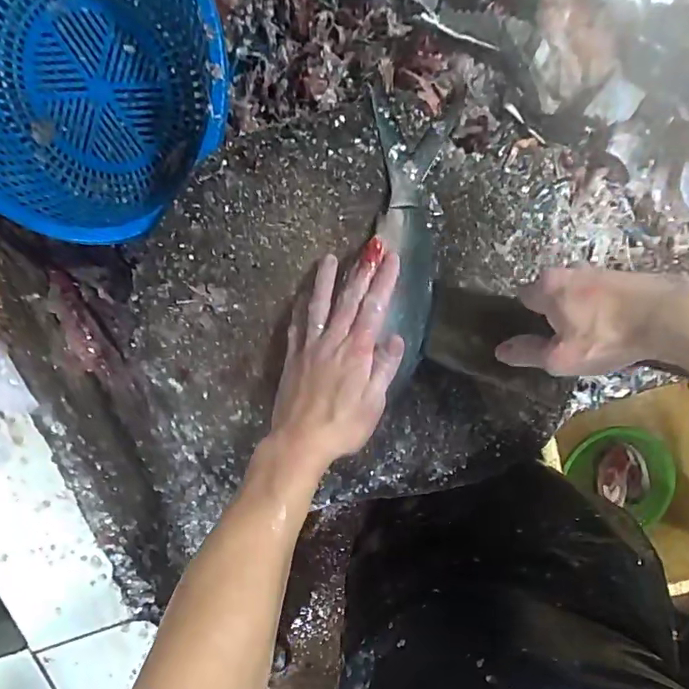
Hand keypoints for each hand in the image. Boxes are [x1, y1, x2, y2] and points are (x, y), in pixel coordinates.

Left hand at [267, 249, 403, 477]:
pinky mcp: (293, 357)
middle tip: (371, 248)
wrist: (299, 441)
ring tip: (329, 258)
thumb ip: (384, 369)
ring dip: (326, 280)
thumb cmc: (342, 427)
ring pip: (319, 305)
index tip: (392, 259)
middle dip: (362, 272)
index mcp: (357, 352)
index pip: (374, 309)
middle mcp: (333, 342)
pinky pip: (297, 324)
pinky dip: (301, 306)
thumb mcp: (373, 403)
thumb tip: (395, 339)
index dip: (384, 282)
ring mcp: (310, 347)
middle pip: (349, 300)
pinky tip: (302, 296)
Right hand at [497, 268, 688, 375]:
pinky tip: (613, 331)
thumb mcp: (560, 357)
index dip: (526, 322)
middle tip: (564, 346)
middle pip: (551, 296)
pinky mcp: (623, 276)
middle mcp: (569, 270)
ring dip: (580, 316)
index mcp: (547, 285)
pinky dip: (602, 313)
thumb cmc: (605, 337)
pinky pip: (601, 298)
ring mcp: (598, 270)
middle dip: (554, 318)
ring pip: (577, 296)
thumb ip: (529, 353)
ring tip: (592, 342)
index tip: (536, 342)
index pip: (522, 299)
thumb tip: (500, 351)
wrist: (666, 315)